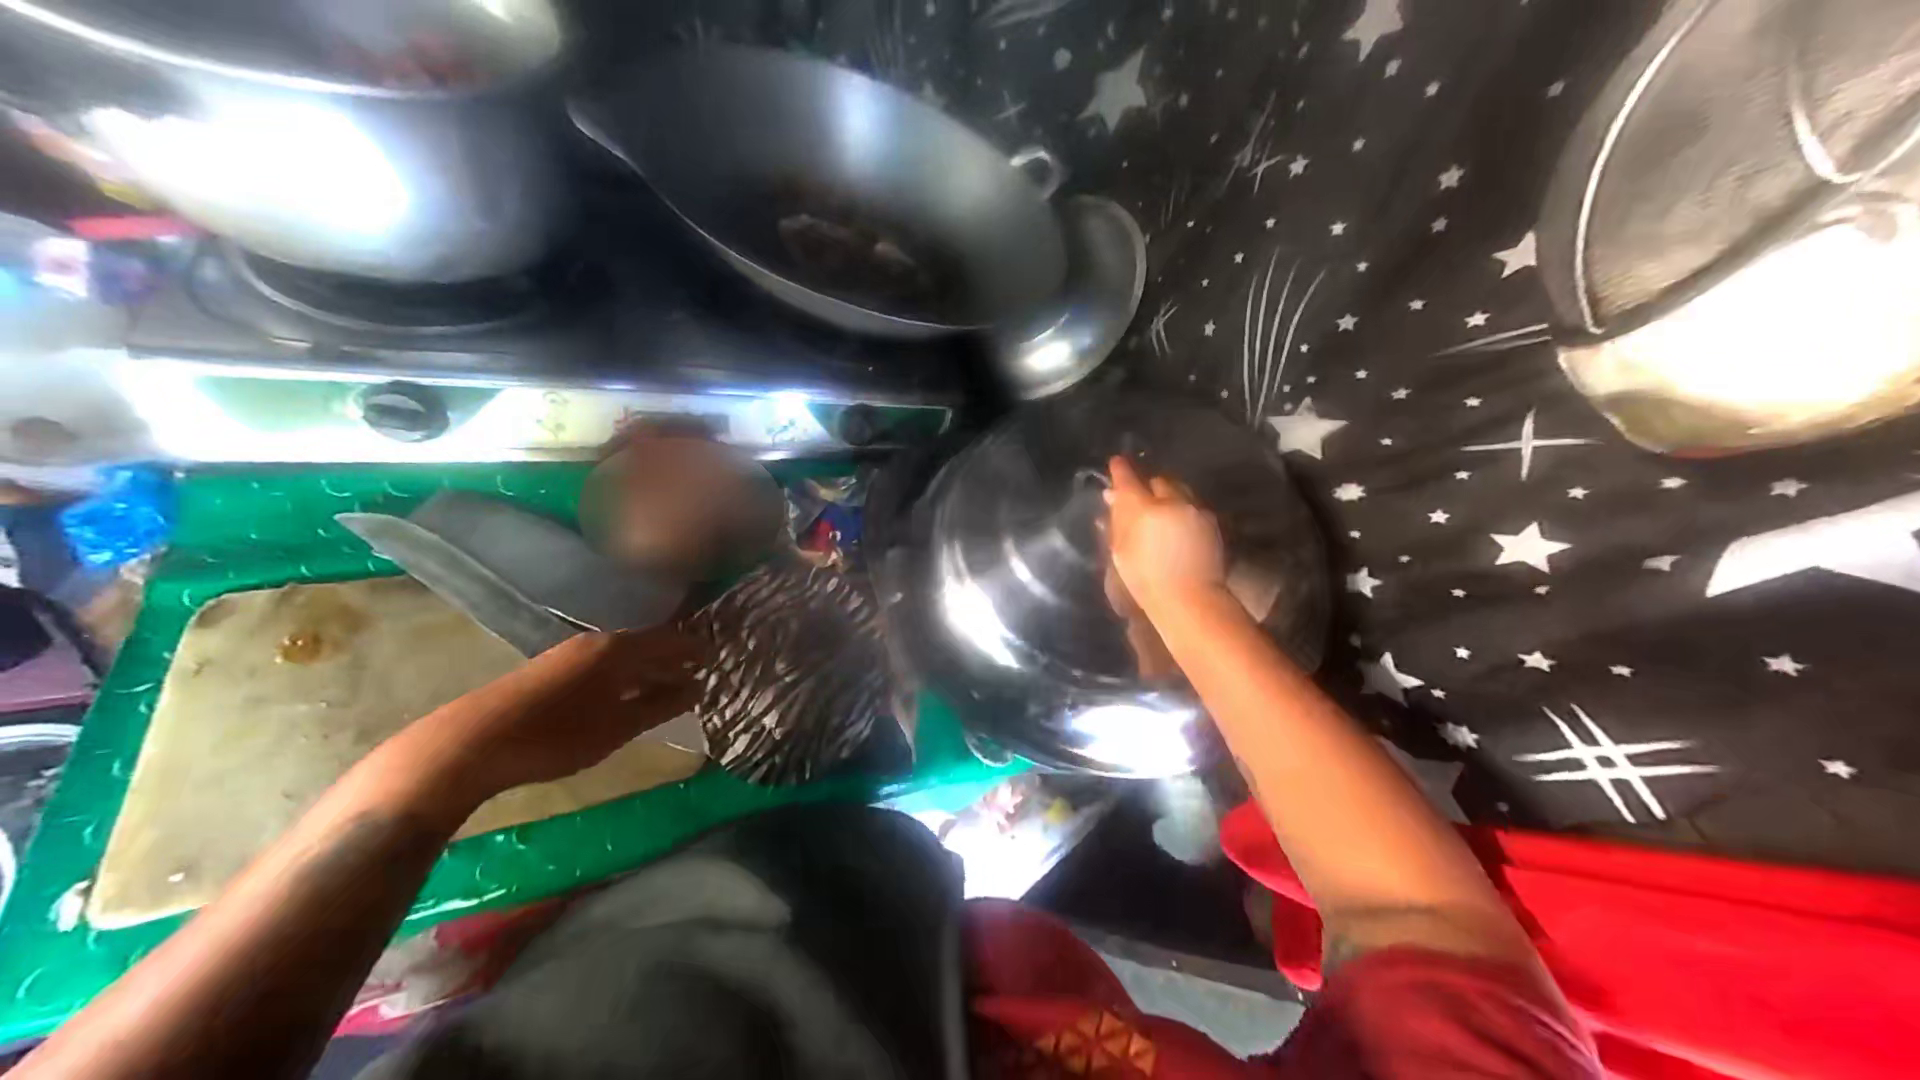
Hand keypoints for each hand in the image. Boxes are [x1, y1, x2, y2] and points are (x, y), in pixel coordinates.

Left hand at [399, 627, 707, 808]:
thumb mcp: (619, 726)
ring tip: (669, 686)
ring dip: (648, 669)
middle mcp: (597, 641)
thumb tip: (698, 688)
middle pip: (647, 644)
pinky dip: (625, 675)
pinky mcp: (551, 670)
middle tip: (700, 674)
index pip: (670, 640)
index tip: (718, 659)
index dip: (695, 649)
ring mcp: (570, 653)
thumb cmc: (557, 735)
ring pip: (623, 655)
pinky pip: (603, 664)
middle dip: (674, 659)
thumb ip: (661, 705)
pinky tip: (626, 694)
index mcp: (618, 648)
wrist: (472, 743)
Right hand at [1104, 455, 1227, 613]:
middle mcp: (1171, 500)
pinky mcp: (1212, 522)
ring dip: (1167, 496)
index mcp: (1143, 507)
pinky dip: (1183, 510)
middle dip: (1147, 486)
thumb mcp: (1120, 551)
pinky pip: (1193, 506)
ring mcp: (1195, 510)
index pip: (1128, 479)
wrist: (1190, 599)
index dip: (1120, 470)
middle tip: (1139, 498)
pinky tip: (1179, 527)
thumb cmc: (1145, 579)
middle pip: (1157, 481)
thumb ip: (1116, 520)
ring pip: (1179, 491)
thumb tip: (1112, 498)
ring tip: (1161, 511)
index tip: (1116, 463)